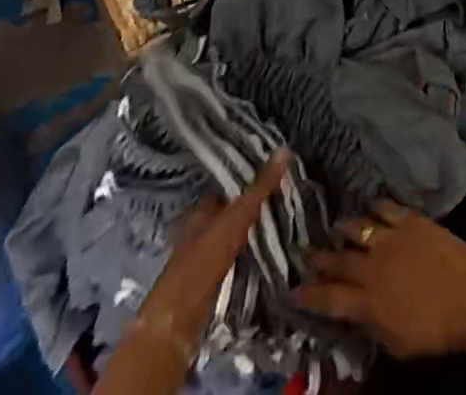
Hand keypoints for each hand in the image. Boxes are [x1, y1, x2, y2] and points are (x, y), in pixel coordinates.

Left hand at [143, 152, 289, 317]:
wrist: (181, 316)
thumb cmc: (204, 259)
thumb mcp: (237, 216)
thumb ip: (260, 187)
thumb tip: (284, 150)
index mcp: (198, 213)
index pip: (224, 189)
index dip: (245, 179)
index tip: (273, 173)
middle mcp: (196, 231)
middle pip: (227, 212)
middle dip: (250, 205)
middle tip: (283, 195)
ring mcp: (201, 257)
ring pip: (230, 234)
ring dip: (250, 229)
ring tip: (281, 218)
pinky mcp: (208, 279)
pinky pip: (233, 255)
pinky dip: (248, 250)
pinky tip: (265, 248)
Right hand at [293, 200, 465, 358]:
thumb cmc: (436, 330)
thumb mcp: (395, 343)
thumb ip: (371, 326)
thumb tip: (357, 315)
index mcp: (365, 302)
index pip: (326, 298)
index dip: (306, 295)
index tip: (291, 291)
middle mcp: (372, 267)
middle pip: (337, 260)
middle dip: (318, 257)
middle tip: (305, 251)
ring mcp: (391, 240)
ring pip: (357, 228)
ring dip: (344, 228)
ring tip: (336, 227)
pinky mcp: (412, 221)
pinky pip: (388, 208)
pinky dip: (377, 207)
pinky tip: (372, 206)